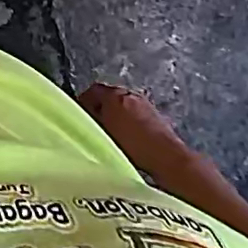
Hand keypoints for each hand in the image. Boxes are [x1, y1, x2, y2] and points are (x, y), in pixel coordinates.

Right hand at [78, 82, 198, 163]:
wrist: (167, 157)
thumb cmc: (133, 145)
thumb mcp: (103, 132)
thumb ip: (92, 120)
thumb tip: (85, 117)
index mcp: (114, 95)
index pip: (93, 90)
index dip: (84, 101)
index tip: (80, 112)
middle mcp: (130, 94)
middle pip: (109, 96)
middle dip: (101, 107)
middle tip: (94, 122)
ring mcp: (145, 104)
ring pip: (124, 105)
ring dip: (116, 114)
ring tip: (111, 131)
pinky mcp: (156, 116)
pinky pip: (136, 114)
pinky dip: (130, 121)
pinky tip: (129, 137)